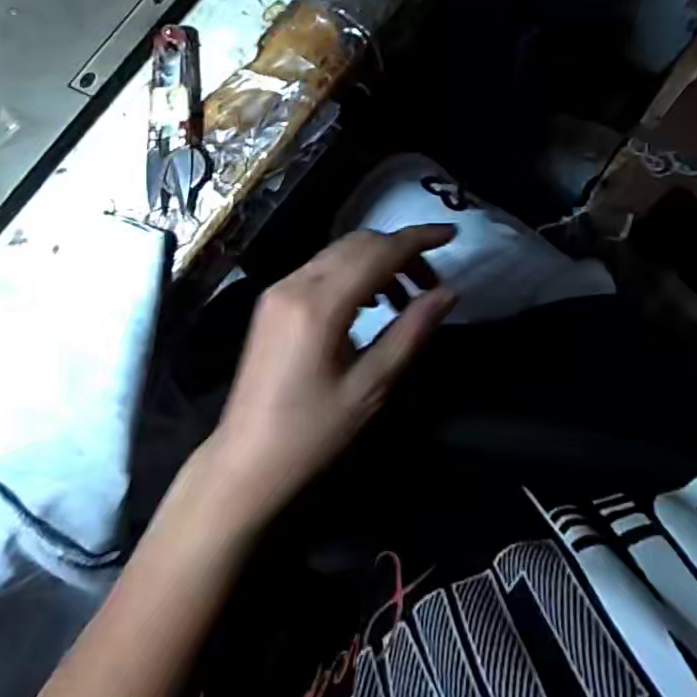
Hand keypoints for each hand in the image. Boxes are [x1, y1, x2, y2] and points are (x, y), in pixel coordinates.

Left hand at [200, 225, 457, 514]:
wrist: (245, 462)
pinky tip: (372, 303)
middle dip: (400, 251)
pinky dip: (354, 273)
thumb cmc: (312, 433)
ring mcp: (279, 290)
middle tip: (431, 282)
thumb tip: (449, 292)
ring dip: (378, 261)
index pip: (377, 252)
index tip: (451, 235)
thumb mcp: (370, 387)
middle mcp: (295, 285)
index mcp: (319, 305)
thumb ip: (411, 332)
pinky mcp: (273, 302)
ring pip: (339, 253)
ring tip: (407, 299)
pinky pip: (322, 269)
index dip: (418, 239)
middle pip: (358, 244)